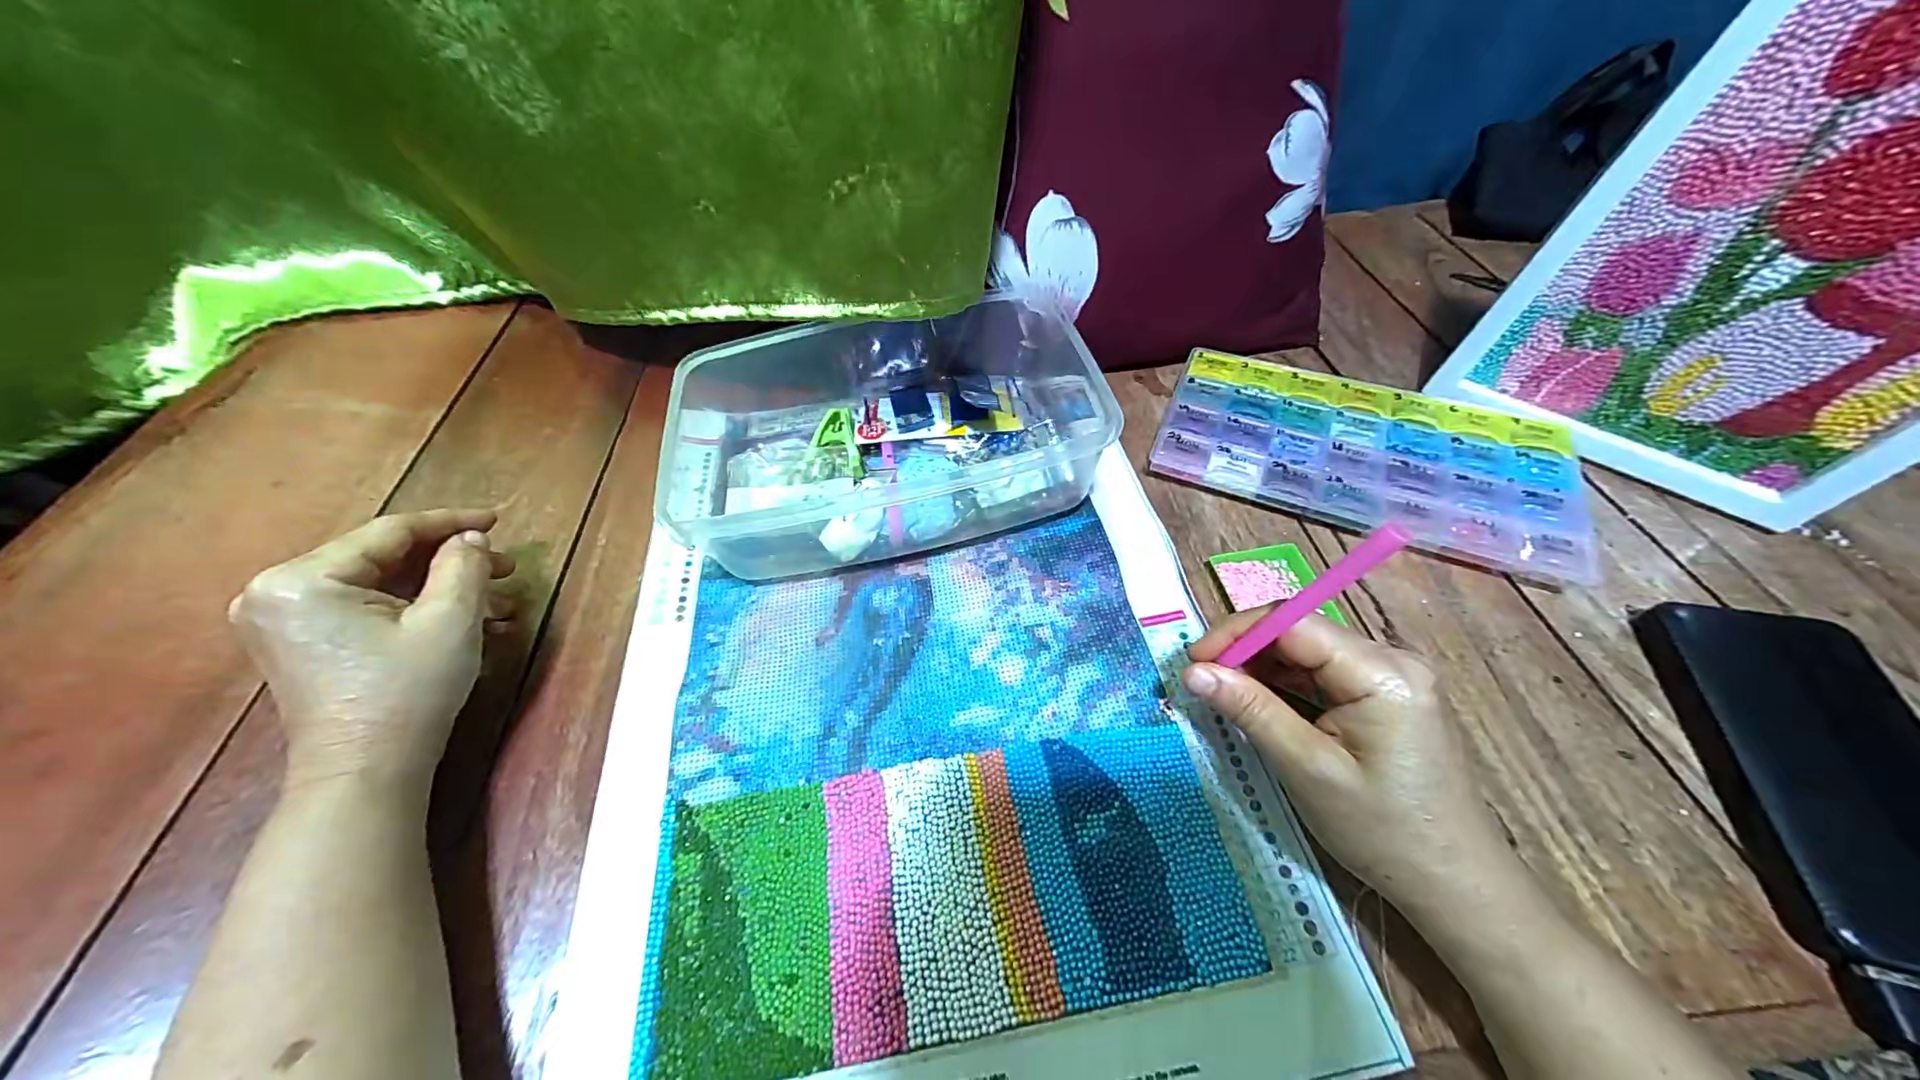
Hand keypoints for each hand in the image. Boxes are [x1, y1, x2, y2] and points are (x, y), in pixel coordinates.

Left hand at [228, 509, 516, 792]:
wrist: (367, 773)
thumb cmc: (408, 691)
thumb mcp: (449, 621)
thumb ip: (464, 567)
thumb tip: (472, 539)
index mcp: (302, 579)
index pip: (389, 533)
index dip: (451, 524)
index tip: (498, 521)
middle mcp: (279, 592)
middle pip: (384, 559)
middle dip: (452, 562)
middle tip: (507, 569)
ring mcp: (285, 622)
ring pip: (381, 586)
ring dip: (442, 589)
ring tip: (499, 603)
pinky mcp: (303, 646)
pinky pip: (367, 610)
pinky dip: (416, 610)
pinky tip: (467, 621)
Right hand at [1182, 611, 1509, 904]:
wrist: (1454, 884)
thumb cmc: (1382, 831)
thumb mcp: (1306, 768)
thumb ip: (1250, 710)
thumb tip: (1194, 671)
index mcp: (1382, 672)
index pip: (1292, 622)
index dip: (1236, 634)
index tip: (1193, 662)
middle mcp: (1392, 659)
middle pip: (1299, 631)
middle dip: (1244, 650)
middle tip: (1201, 680)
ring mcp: (1391, 676)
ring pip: (1306, 651)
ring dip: (1260, 667)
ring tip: (1222, 692)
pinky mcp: (1385, 695)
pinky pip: (1322, 673)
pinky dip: (1284, 684)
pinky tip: (1258, 702)